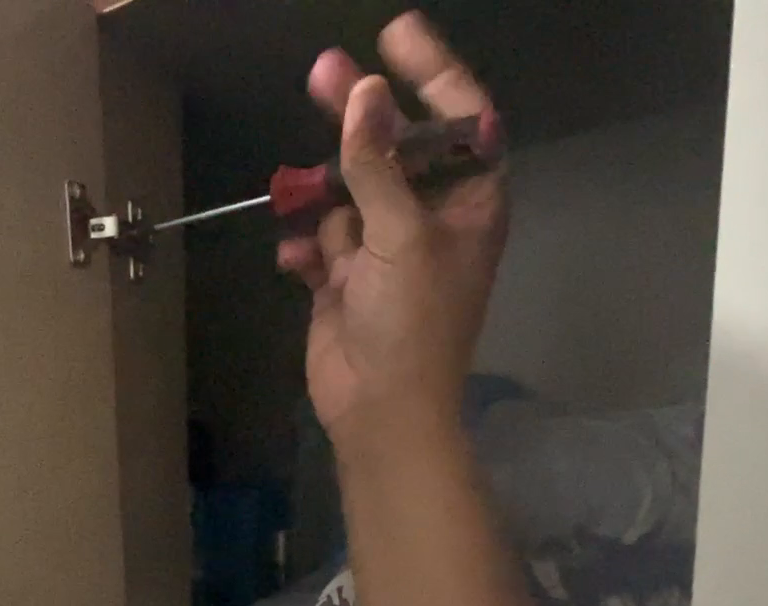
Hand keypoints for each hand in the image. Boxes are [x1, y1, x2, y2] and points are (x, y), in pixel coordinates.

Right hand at [279, 13, 508, 444]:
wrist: (379, 406)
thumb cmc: (412, 321)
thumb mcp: (402, 235)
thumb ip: (379, 164)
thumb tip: (365, 90)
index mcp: (469, 202)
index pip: (459, 119)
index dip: (431, 73)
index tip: (394, 32)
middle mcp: (427, 218)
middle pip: (393, 150)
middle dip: (358, 120)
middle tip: (321, 73)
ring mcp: (381, 250)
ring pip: (347, 197)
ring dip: (323, 199)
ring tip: (298, 197)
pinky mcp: (342, 281)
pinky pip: (319, 245)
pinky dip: (305, 251)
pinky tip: (298, 265)